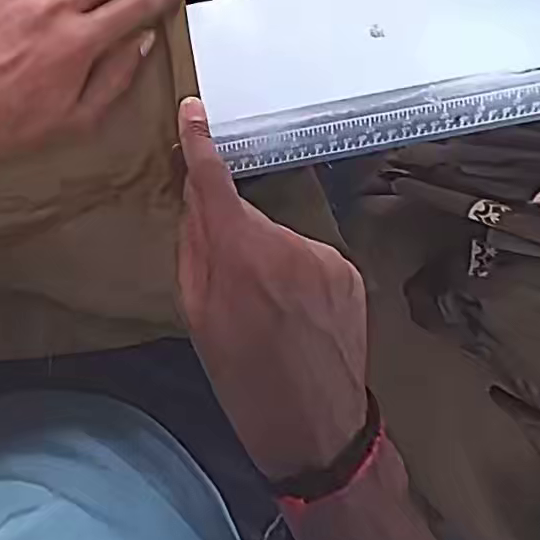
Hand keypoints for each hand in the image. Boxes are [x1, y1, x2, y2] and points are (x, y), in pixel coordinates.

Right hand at [176, 97, 372, 480]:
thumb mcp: (196, 312)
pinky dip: (294, 269)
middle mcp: (284, 243)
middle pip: (244, 214)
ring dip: (265, 255)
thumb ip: (194, 246)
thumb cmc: (240, 374)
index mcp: (238, 253)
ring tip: (269, 306)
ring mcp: (322, 255)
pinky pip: (304, 252)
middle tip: (231, 282)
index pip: (212, 181)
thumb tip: (194, 199)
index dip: (200, 142)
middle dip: (232, 232)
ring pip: (276, 234)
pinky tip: (298, 309)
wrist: (316, 430)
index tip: (193, 108)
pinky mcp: (346, 268)